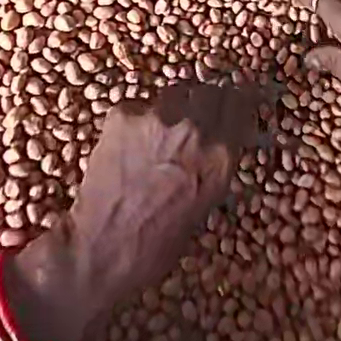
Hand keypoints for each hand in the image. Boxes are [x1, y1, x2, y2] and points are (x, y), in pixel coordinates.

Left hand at [17, 79, 256, 340]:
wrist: (102, 248)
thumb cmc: (157, 242)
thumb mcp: (205, 204)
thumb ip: (215, 163)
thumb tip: (219, 139)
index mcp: (220, 156)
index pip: (238, 103)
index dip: (234, 102)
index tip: (231, 103)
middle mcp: (194, 129)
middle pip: (209, 91)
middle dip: (204, 102)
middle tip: (193, 118)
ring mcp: (157, 117)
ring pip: (174, 93)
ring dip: (173, 108)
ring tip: (158, 136)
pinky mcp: (124, 113)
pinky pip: (140, 105)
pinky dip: (139, 120)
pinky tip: (129, 146)